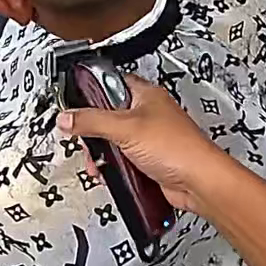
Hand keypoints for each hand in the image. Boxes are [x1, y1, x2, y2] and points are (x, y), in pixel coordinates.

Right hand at [56, 74, 241, 212]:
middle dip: (94, 132)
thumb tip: (68, 117)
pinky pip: (124, 160)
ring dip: (104, 153)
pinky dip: (115, 167)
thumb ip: (92, 121)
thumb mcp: (125, 128)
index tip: (74, 103)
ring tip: (99, 161)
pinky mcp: (150, 160)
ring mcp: (150, 138)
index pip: (112, 83)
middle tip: (88, 139)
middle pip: (109, 116)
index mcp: (146, 95)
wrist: (198, 182)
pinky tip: (112, 173)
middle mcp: (149, 114)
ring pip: (115, 141)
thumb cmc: (178, 148)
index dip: (92, 91)